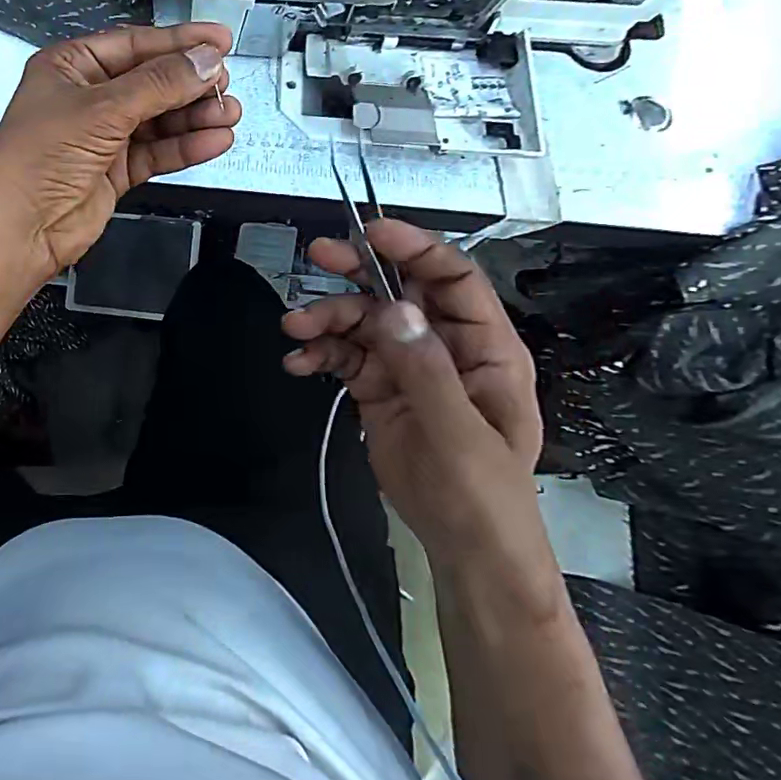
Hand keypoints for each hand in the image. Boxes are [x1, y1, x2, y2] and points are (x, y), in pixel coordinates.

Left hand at [0, 23, 241, 277]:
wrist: (21, 228)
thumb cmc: (35, 161)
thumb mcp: (102, 109)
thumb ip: (159, 84)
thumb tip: (203, 63)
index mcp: (71, 67)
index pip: (135, 44)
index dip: (179, 42)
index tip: (218, 42)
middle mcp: (89, 98)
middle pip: (153, 82)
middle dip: (192, 83)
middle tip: (225, 83)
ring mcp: (104, 136)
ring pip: (161, 119)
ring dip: (196, 116)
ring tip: (228, 113)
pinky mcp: (117, 170)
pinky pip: (160, 151)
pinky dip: (187, 146)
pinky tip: (214, 140)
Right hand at [280, 220, 547, 567]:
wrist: (464, 547)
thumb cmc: (483, 494)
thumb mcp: (460, 433)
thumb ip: (426, 370)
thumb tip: (394, 310)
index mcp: (484, 346)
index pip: (452, 279)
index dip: (415, 248)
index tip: (372, 232)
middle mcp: (445, 346)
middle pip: (400, 291)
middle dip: (359, 272)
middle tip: (318, 256)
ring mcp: (409, 367)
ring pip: (365, 323)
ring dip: (329, 318)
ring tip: (296, 328)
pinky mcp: (379, 390)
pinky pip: (346, 358)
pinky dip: (321, 354)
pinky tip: (300, 363)